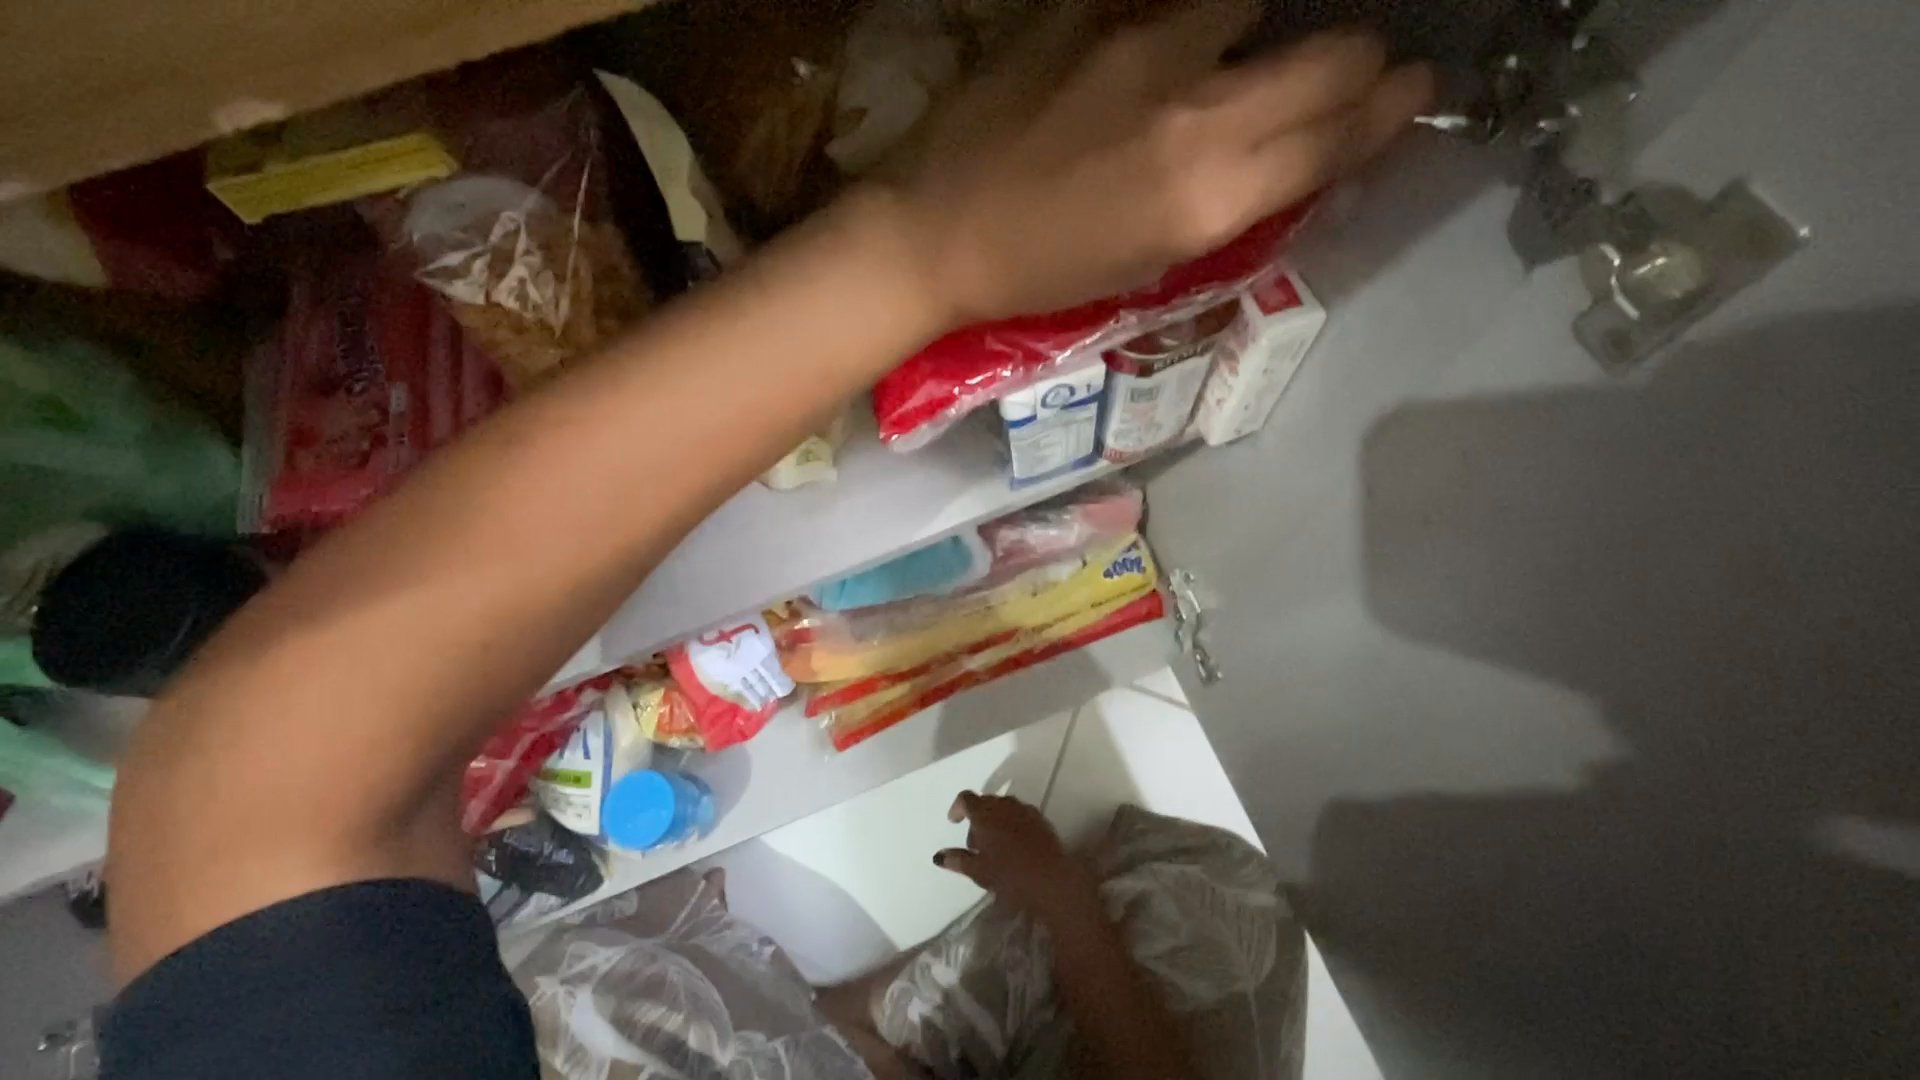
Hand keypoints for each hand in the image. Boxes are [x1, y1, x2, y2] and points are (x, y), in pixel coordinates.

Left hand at [884, 0, 1434, 324]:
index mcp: (1210, 198)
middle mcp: (1197, 114)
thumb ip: (1233, 202)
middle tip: (1358, 67)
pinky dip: (1203, 18)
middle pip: (1331, 57)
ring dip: (1274, 27)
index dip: (1392, 109)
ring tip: (1253, 51)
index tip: (1412, 91)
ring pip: (1261, 4)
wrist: (938, 231)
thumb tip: (1294, 157)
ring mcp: (1145, 47)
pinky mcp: (1094, 11)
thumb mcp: (1151, 260)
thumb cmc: (1044, 271)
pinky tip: (1190, 40)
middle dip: (1362, 62)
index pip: (1340, 136)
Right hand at [934, 791, 1101, 920]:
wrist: (1051, 879)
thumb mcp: (978, 870)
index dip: (957, 807)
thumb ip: (957, 860)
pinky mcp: (1042, 820)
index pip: (966, 798)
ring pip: (1004, 808)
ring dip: (996, 820)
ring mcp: (1026, 810)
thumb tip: (938, 856)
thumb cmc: (1009, 875)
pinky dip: (1013, 824)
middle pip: (985, 802)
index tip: (954, 822)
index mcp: (985, 813)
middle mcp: (1005, 805)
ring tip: (995, 847)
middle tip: (975, 844)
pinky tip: (1015, 847)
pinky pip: (1021, 815)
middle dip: (977, 818)